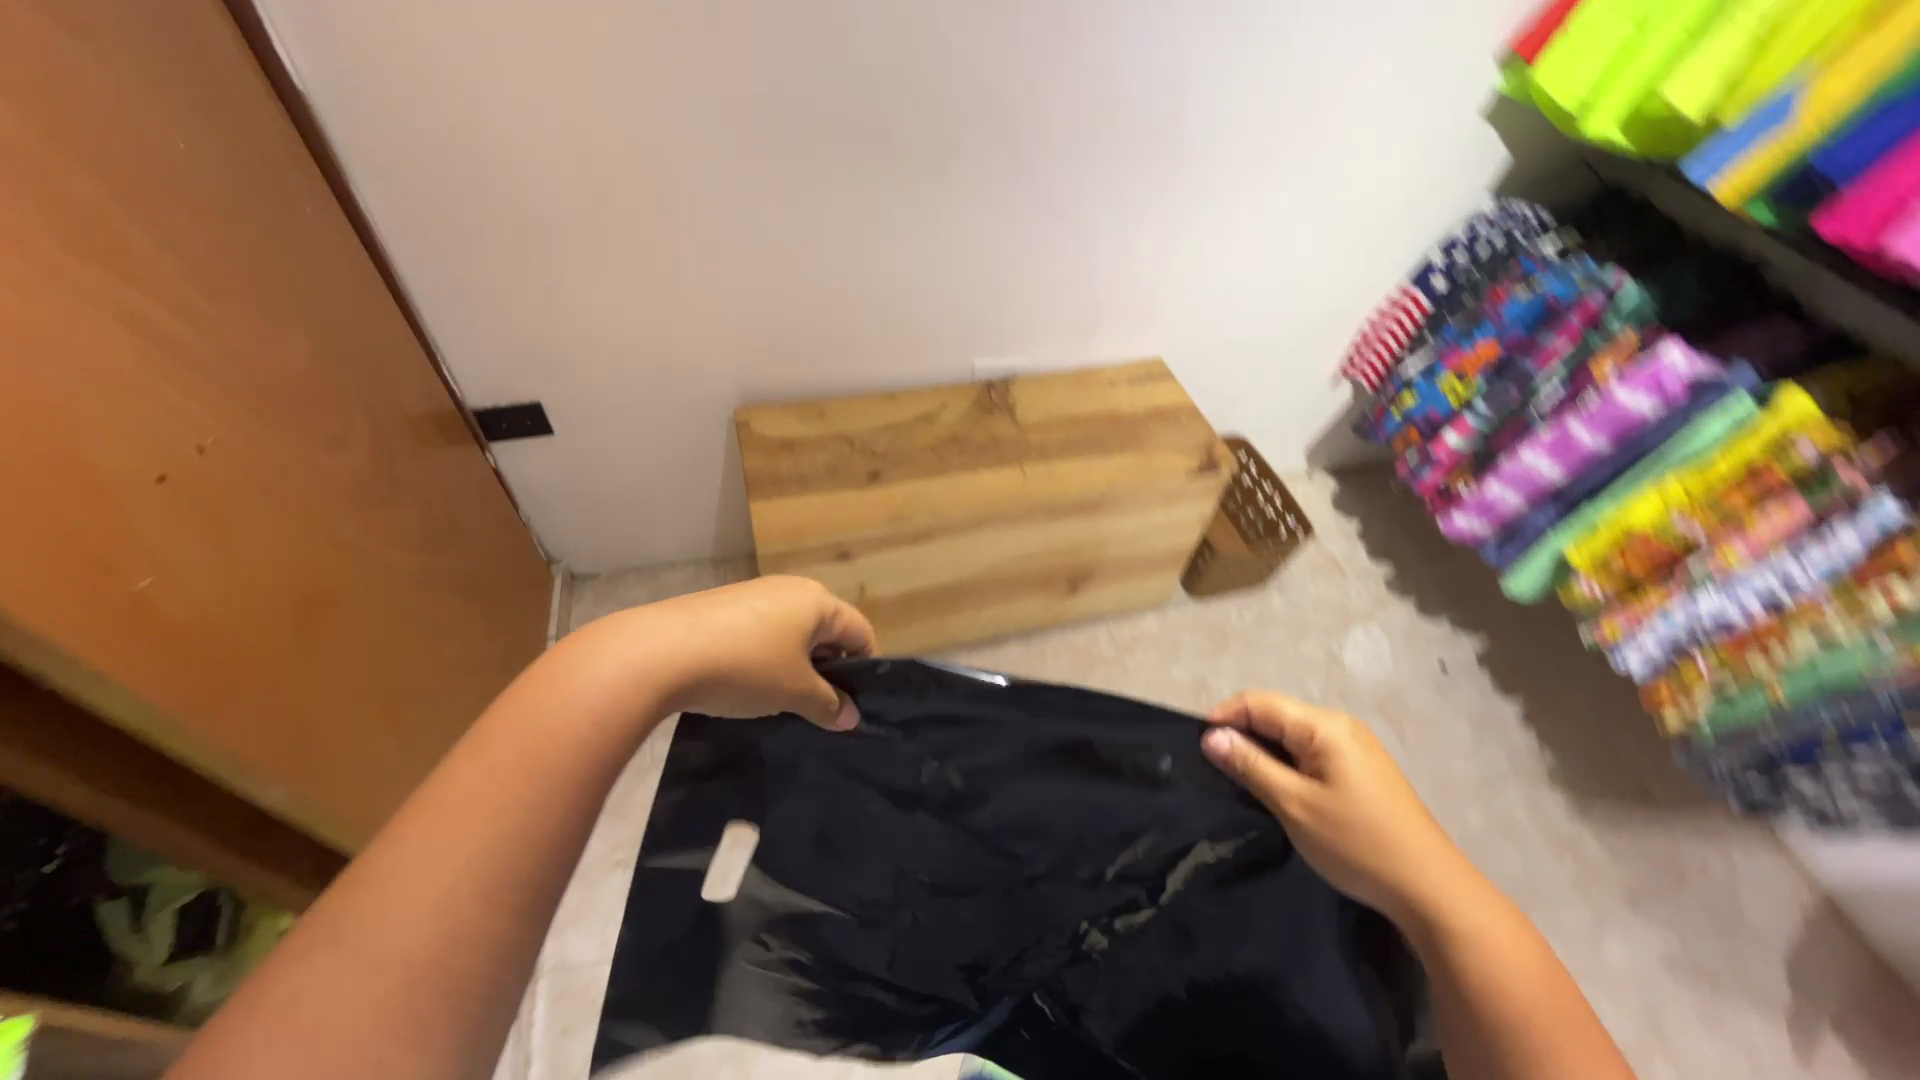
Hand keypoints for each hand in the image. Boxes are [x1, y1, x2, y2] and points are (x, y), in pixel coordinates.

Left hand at [576, 576, 875, 729]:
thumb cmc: (745, 667)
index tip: (852, 705)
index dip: (865, 670)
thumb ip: (828, 704)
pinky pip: (758, 633)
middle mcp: (790, 589)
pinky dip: (762, 658)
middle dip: (827, 669)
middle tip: (817, 707)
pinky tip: (743, 685)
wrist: (658, 653)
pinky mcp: (720, 607)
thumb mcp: (795, 693)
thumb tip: (851, 717)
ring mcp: (752, 595)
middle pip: (826, 630)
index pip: (861, 633)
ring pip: (790, 633)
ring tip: (778, 700)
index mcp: (818, 601)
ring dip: (793, 666)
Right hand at [1201, 692, 1472, 927]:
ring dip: (1263, 753)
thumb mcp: (1293, 804)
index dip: (1223, 718)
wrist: (1428, 888)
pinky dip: (1286, 766)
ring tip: (1240, 784)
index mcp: (1325, 726)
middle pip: (1276, 716)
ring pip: (1291, 737)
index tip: (1198, 749)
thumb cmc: (1356, 843)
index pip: (1259, 703)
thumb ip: (1250, 765)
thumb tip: (1210, 736)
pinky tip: (1277, 793)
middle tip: (1215, 771)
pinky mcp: (1360, 771)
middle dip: (1241, 736)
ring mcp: (1354, 748)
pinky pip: (1310, 754)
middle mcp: (1340, 726)